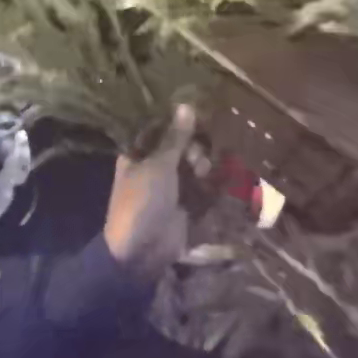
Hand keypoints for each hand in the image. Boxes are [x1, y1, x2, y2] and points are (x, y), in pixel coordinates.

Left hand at [103, 105, 196, 279]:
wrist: (141, 251)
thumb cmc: (142, 202)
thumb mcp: (159, 166)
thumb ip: (175, 138)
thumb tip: (186, 105)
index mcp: (138, 155)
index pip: (159, 129)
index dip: (177, 122)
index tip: (199, 115)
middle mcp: (154, 167)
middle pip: (180, 146)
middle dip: (193, 146)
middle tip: (197, 155)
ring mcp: (171, 186)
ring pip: (193, 164)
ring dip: (202, 164)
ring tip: (205, 172)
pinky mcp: (185, 203)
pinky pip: (202, 185)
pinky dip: (210, 182)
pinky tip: (219, 177)